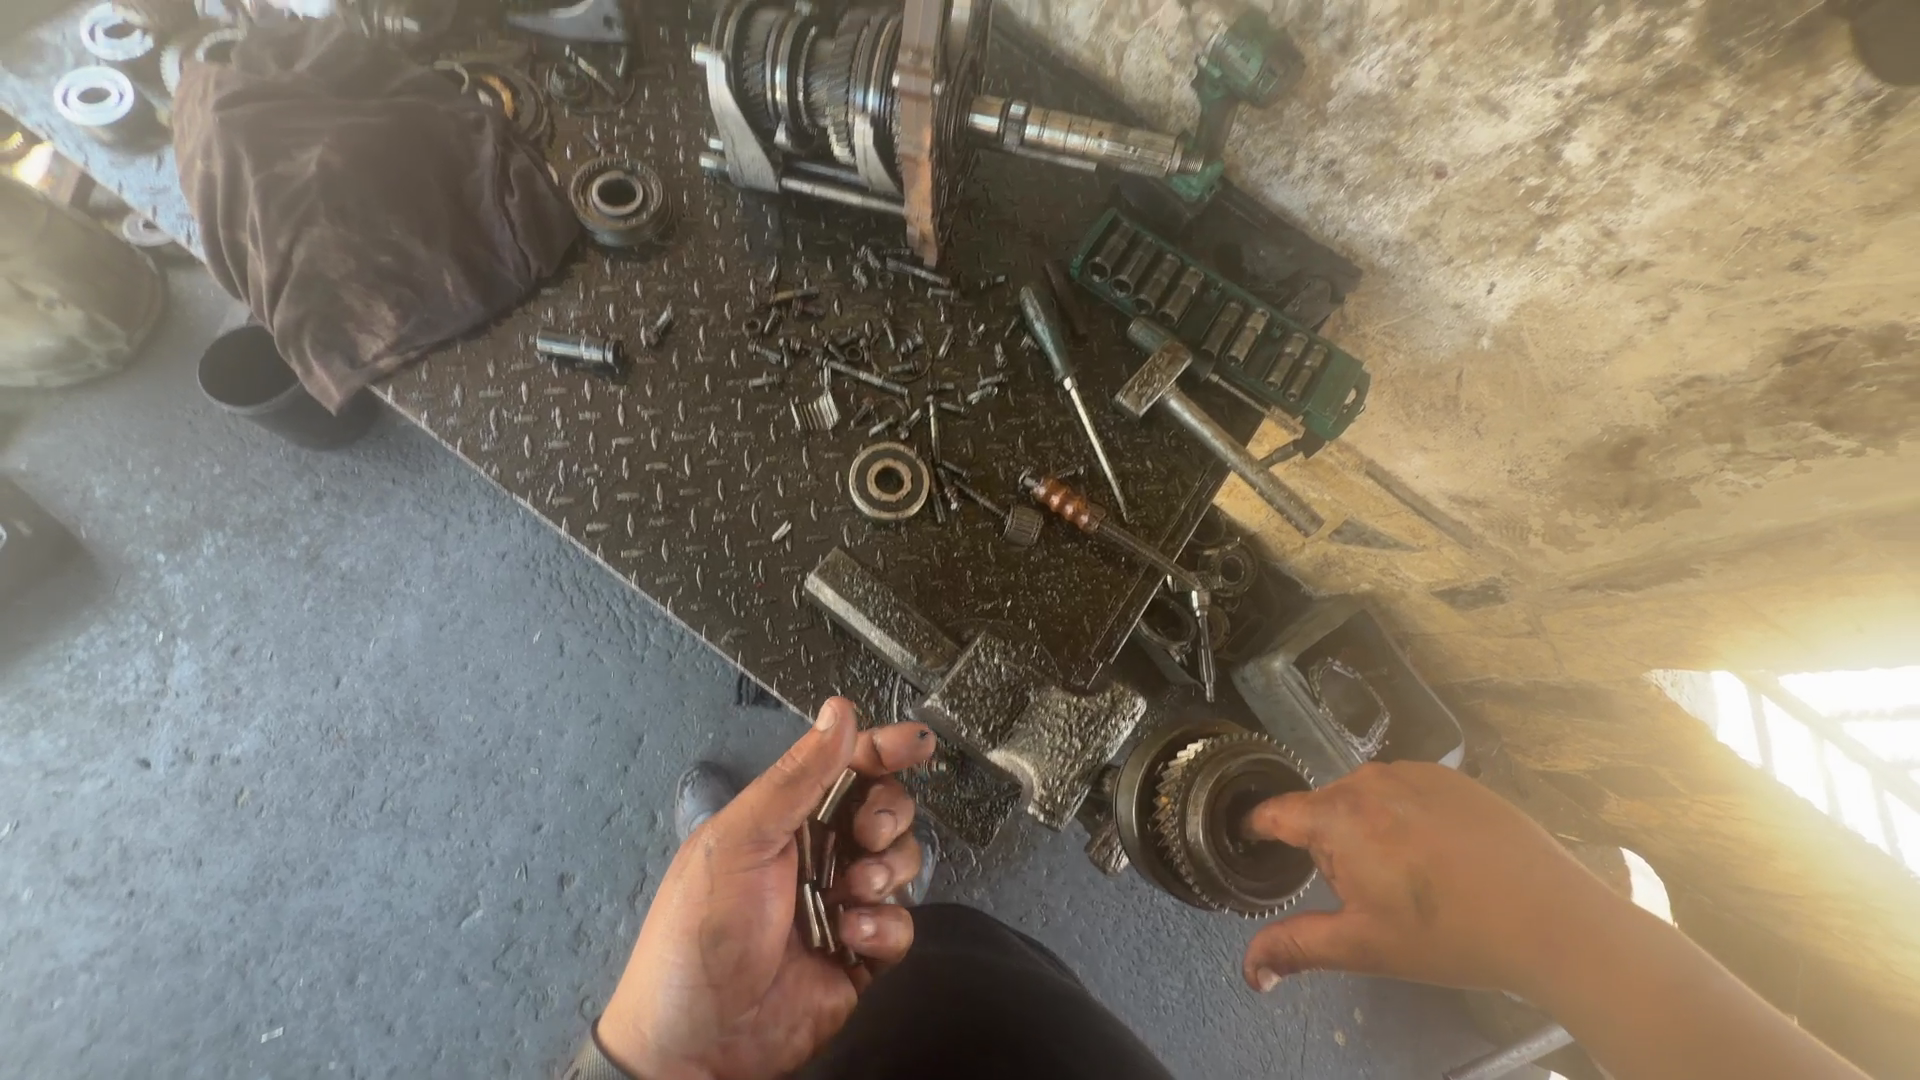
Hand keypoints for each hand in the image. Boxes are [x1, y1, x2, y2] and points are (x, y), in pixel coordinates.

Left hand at [596, 698, 936, 1079]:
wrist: (693, 1048)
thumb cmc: (701, 932)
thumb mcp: (739, 842)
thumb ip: (796, 777)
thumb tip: (840, 710)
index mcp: (788, 819)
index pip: (847, 767)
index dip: (885, 748)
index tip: (917, 743)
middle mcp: (821, 853)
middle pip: (886, 809)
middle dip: (888, 814)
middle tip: (866, 835)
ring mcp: (843, 904)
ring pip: (901, 862)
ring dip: (886, 872)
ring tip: (849, 896)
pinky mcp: (861, 955)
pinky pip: (900, 926)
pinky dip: (885, 927)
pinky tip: (851, 938)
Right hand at [1240, 762, 1626, 1000]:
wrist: (1557, 922)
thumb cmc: (1453, 937)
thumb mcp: (1365, 947)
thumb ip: (1297, 947)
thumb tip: (1250, 971)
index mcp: (1337, 818)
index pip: (1274, 813)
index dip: (1259, 832)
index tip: (1259, 850)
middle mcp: (1367, 781)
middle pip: (1321, 809)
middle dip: (1330, 844)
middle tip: (1370, 891)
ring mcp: (1410, 773)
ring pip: (1361, 798)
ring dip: (1367, 827)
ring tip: (1409, 874)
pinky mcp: (1448, 776)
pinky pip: (1402, 790)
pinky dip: (1406, 815)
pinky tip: (1439, 852)